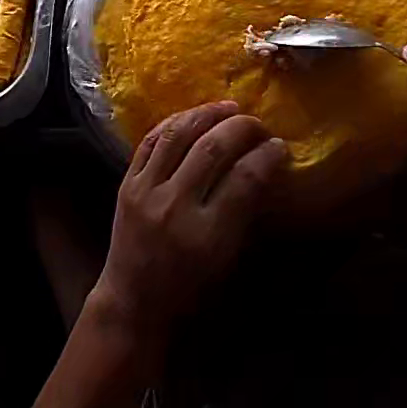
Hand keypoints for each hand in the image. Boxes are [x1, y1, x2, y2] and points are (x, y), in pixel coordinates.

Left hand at [95, 102, 286, 331]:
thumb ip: (245, 215)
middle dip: (241, 127)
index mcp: (209, 233)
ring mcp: (146, 191)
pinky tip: (191, 117)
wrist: (133, 300)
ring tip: (227, 107)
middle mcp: (175, 205)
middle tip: (257, 124)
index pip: (245, 178)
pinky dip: (173, 124)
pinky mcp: (126, 184)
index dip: (268, 155)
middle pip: (213, 148)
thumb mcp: (228, 261)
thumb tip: (264, 169)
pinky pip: (149, 141)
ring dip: (205, 114)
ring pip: (178, 135)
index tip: (280, 146)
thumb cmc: (190, 290)